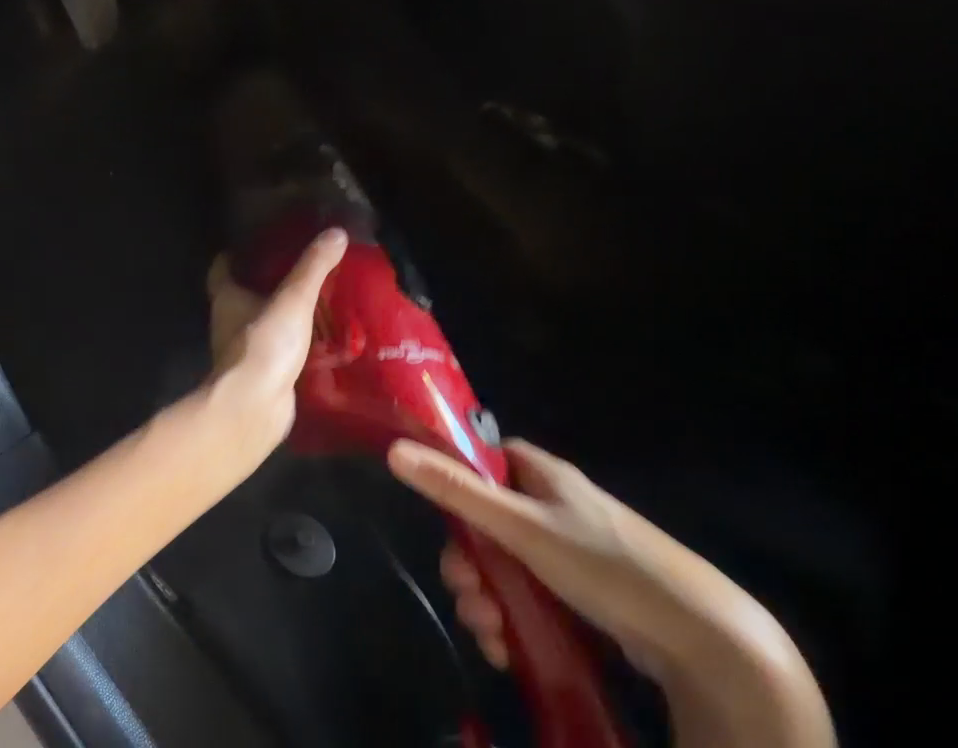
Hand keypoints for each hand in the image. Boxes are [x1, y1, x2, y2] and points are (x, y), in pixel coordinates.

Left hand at [196, 229, 347, 471]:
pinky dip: (293, 344)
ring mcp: (244, 352)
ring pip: (261, 326)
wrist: (254, 406)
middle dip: (264, 285)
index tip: (252, 243)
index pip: (222, 270)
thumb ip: (312, 268)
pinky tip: (320, 340)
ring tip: (316, 302)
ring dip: (281, 316)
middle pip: (242, 297)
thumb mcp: (292, 300)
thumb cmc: (264, 345)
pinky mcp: (261, 376)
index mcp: (226, 299)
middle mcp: (228, 324)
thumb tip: (335, 232)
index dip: (233, 256)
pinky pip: (278, 352)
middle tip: (297, 270)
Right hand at [390, 438, 834, 747]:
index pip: (486, 459)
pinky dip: (510, 621)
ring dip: (484, 600)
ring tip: (488, 633)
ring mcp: (571, 554)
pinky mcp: (584, 597)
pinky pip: (528, 599)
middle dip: (467, 564)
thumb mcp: (522, 527)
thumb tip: (393, 450)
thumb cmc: (607, 566)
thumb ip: (456, 491)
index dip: (456, 480)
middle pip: (485, 523)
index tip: (441, 514)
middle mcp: (556, 508)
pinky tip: (504, 647)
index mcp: (545, 477)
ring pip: (503, 567)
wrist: (704, 640)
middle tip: (466, 593)